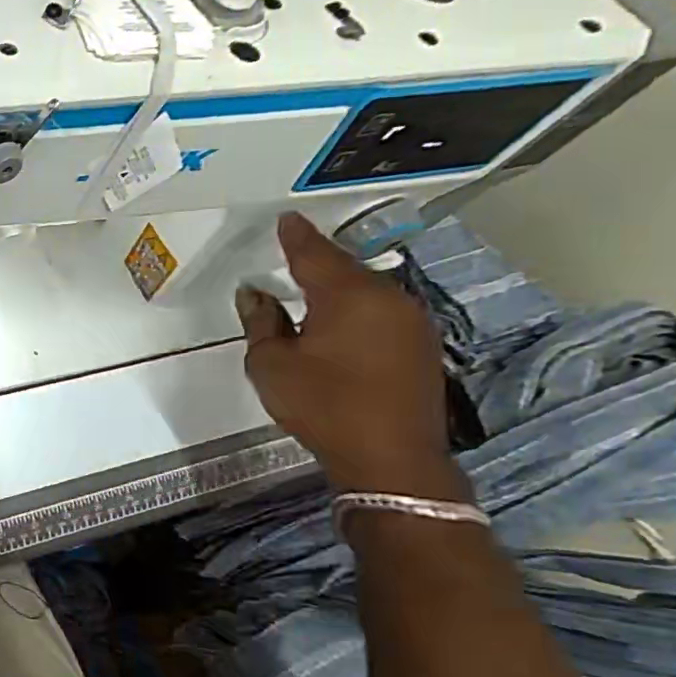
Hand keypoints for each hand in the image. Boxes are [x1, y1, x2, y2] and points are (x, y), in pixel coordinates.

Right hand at [238, 213, 468, 500]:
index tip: (286, 219)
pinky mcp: (420, 346)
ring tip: (310, 281)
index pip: (315, 255)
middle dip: (318, 259)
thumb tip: (255, 293)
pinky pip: (381, 309)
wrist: (390, 456)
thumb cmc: (321, 404)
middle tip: (292, 249)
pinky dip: (355, 305)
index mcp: (348, 297)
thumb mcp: (271, 364)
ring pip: (367, 289)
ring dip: (338, 284)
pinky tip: (338, 315)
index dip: (297, 237)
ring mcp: (411, 323)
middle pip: (346, 269)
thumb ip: (262, 322)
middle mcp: (388, 300)